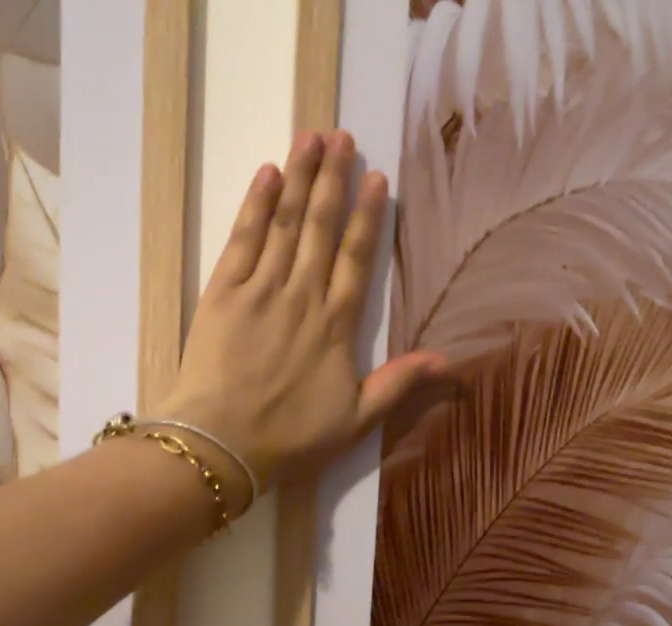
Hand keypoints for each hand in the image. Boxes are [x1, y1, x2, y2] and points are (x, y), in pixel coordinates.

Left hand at [158, 129, 445, 506]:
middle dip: (332, 180)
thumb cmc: (291, 437)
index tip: (374, 178)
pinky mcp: (222, 293)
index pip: (355, 259)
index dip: (366, 217)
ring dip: (298, 178)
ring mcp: (260, 290)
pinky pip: (243, 239)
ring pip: (284, 224)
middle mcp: (301, 296)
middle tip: (341, 136)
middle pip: (319, 228)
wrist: (222, 443)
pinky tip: (267, 174)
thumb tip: (449, 360)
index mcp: (336, 326)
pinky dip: (255, 205)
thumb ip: (399, 384)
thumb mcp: (356, 420)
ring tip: (311, 137)